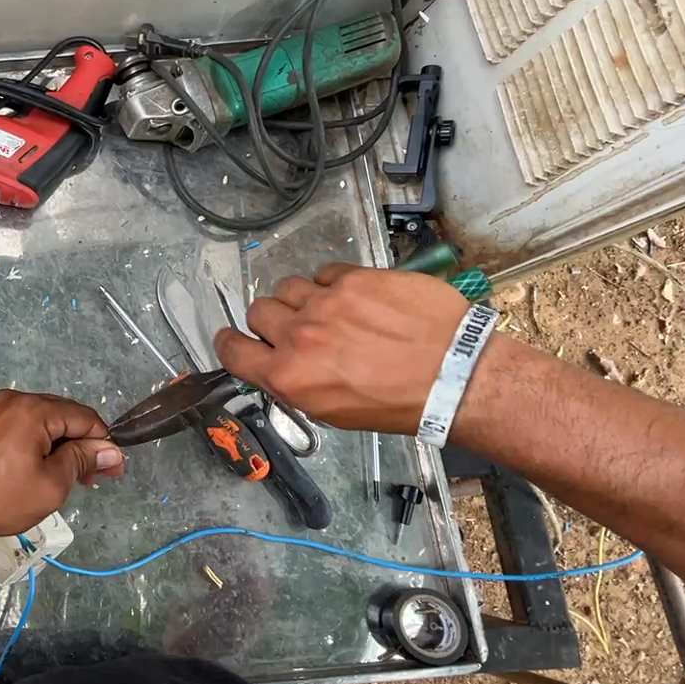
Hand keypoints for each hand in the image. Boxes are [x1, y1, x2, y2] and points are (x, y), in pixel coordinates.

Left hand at [0, 389, 125, 547]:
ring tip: (73, 479)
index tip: (115, 470)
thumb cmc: (1, 499)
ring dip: (62, 447)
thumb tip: (111, 450)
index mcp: (32, 408)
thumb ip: (82, 460)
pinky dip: (40, 446)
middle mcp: (13, 401)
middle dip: (83, 445)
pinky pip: (23, 429)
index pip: (83, 416)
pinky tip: (47, 470)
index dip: (104, 443)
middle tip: (96, 479)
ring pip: (43, 423)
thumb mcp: (52, 484)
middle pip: (63, 416)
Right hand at [213, 263, 482, 434]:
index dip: (230, 342)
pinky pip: (325, 273)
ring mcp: (326, 303)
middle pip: (258, 312)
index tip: (236, 338)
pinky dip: (334, 284)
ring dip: (301, 299)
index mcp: (288, 376)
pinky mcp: (356, 279)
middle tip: (300, 329)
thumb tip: (273, 361)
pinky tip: (355, 299)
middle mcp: (298, 336)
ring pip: (288, 287)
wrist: (455, 376)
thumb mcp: (329, 410)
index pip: (231, 349)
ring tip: (329, 310)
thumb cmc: (395, 403)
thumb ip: (291, 381)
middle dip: (274, 321)